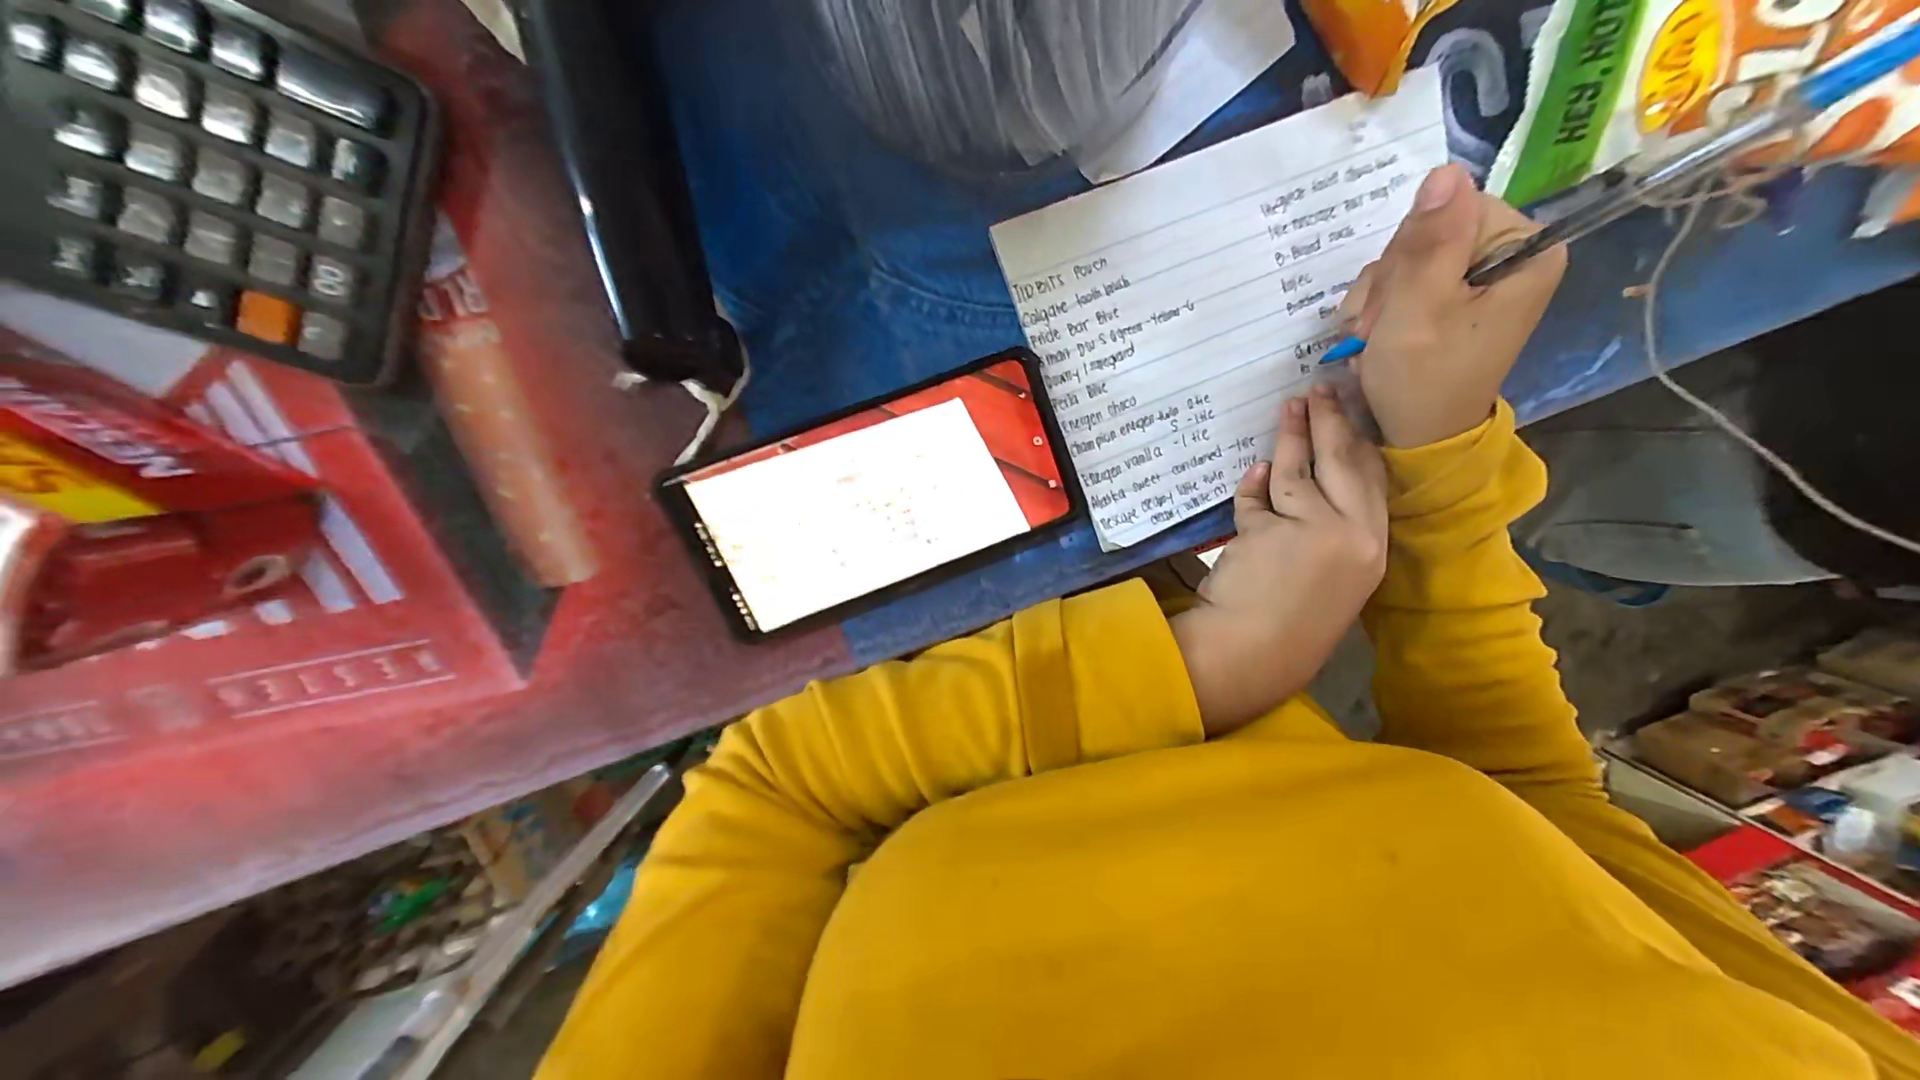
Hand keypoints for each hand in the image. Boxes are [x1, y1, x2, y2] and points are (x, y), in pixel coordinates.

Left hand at [1171, 386, 1388, 736]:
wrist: (1254, 654)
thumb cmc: (1291, 624)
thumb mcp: (1328, 578)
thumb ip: (1320, 532)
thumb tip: (1286, 481)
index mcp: (1373, 550)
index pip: (1373, 485)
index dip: (1361, 446)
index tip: (1353, 418)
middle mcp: (1353, 536)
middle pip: (1344, 465)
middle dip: (1334, 422)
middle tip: (1323, 390)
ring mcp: (1312, 531)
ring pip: (1300, 471)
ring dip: (1293, 436)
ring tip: (1290, 407)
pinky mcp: (1270, 531)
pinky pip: (1256, 499)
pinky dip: (1252, 487)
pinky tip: (1254, 472)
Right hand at [1339, 163, 1566, 447]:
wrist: (1419, 434)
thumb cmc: (1422, 377)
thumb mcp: (1418, 309)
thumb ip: (1430, 243)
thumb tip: (1445, 170)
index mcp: (1524, 251)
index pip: (1454, 208)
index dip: (1411, 250)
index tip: (1396, 299)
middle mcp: (1507, 257)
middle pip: (1428, 232)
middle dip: (1391, 278)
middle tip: (1382, 323)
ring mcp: (1476, 279)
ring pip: (1407, 258)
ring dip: (1377, 296)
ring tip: (1375, 335)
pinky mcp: (1449, 299)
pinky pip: (1402, 281)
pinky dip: (1378, 307)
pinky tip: (1375, 333)